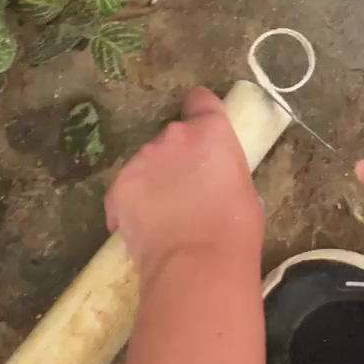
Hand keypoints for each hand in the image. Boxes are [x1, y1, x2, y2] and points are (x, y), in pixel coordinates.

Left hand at [106, 87, 262, 285]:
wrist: (198, 264)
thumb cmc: (236, 229)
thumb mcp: (244, 188)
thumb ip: (224, 170)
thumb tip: (215, 180)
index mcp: (211, 130)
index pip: (200, 100)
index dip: (200, 113)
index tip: (202, 132)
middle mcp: (174, 135)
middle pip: (172, 137)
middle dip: (177, 157)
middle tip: (187, 188)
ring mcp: (142, 160)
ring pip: (147, 162)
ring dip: (154, 179)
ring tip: (164, 214)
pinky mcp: (118, 187)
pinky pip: (125, 188)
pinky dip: (131, 203)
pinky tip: (144, 227)